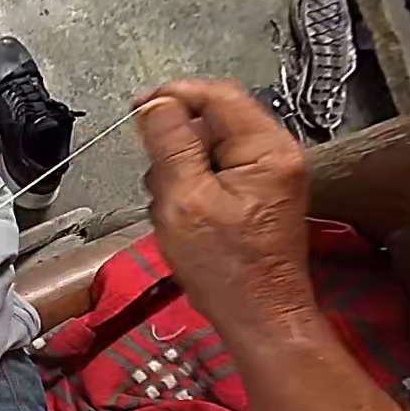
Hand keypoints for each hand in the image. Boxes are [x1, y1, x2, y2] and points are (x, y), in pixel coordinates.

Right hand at [136, 78, 314, 326]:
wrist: (255, 315)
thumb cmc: (224, 265)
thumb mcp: (185, 199)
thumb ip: (170, 145)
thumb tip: (156, 104)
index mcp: (265, 149)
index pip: (218, 95)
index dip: (174, 95)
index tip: (137, 108)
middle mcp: (271, 155)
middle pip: (210, 124)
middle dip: (173, 147)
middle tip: (157, 181)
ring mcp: (262, 178)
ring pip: (205, 151)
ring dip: (177, 173)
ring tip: (170, 209)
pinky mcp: (251, 198)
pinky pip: (210, 176)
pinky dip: (187, 191)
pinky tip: (181, 220)